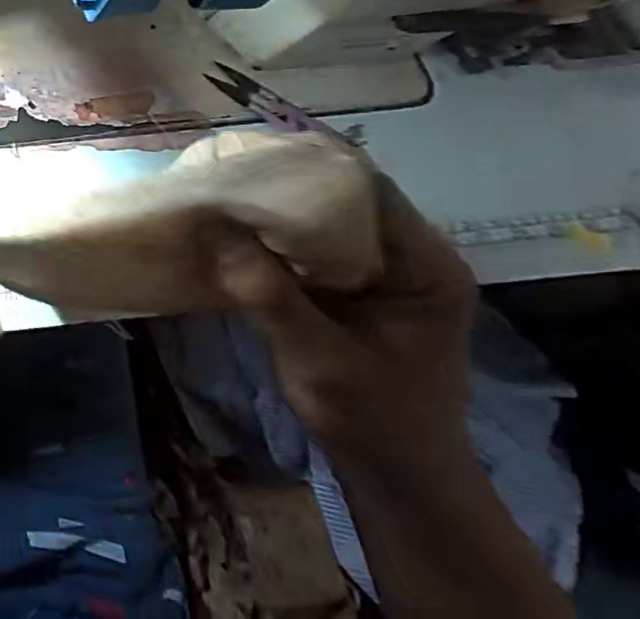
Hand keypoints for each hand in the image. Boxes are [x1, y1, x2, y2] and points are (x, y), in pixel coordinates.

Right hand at [219, 173, 476, 460]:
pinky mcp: (361, 282)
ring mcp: (386, 267)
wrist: (401, 478)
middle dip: (286, 182)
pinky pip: (317, 241)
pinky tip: (239, 230)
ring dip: (278, 207)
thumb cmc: (373, 424)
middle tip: (226, 173)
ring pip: (328, 215)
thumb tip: (212, 229)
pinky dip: (278, 234)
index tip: (248, 162)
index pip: (368, 190)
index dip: (308, 169)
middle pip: (346, 194)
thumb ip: (268, 296)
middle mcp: (413, 253)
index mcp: (427, 265)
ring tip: (225, 193)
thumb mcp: (317, 362)